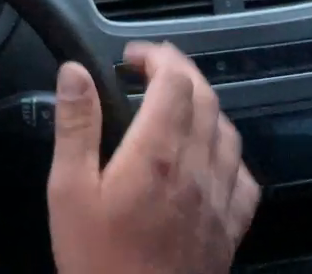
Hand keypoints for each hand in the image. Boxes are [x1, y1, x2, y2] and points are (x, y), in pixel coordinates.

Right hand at [47, 41, 260, 273]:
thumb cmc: (95, 258)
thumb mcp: (68, 190)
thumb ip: (76, 125)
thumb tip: (76, 71)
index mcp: (157, 154)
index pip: (175, 81)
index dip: (156, 57)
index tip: (131, 58)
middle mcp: (196, 169)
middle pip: (205, 98)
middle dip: (179, 71)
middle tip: (149, 69)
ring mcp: (219, 202)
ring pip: (228, 130)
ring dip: (204, 104)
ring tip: (174, 104)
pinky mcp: (230, 231)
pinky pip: (244, 177)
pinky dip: (227, 151)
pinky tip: (207, 155)